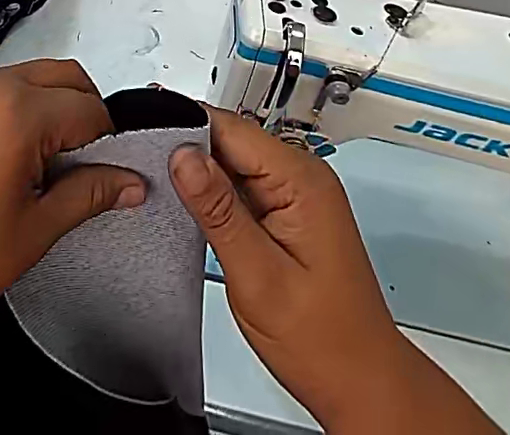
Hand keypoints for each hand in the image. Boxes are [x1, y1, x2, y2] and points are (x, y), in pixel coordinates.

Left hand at [0, 60, 145, 381]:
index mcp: (15, 113)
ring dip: (37, 109)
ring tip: (24, 169)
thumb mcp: (29, 234)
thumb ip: (88, 195)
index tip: (103, 170)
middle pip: (60, 75)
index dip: (104, 142)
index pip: (89, 108)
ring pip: (17, 78)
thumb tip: (127, 183)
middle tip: (76, 163)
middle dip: (80, 111)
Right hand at [170, 108, 500, 433]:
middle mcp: (302, 176)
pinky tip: (196, 213)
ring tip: (169, 194)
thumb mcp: (258, 276)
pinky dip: (216, 196)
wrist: (360, 381)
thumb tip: (184, 157)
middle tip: (150, 171)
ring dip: (201, 175)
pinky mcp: (286, 210)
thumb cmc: (324, 340)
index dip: (188, 129)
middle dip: (190, 151)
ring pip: (233, 162)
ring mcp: (295, 193)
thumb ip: (219, 211)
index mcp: (302, 180)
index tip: (149, 138)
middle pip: (232, 140)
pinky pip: (241, 186)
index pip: (233, 128)